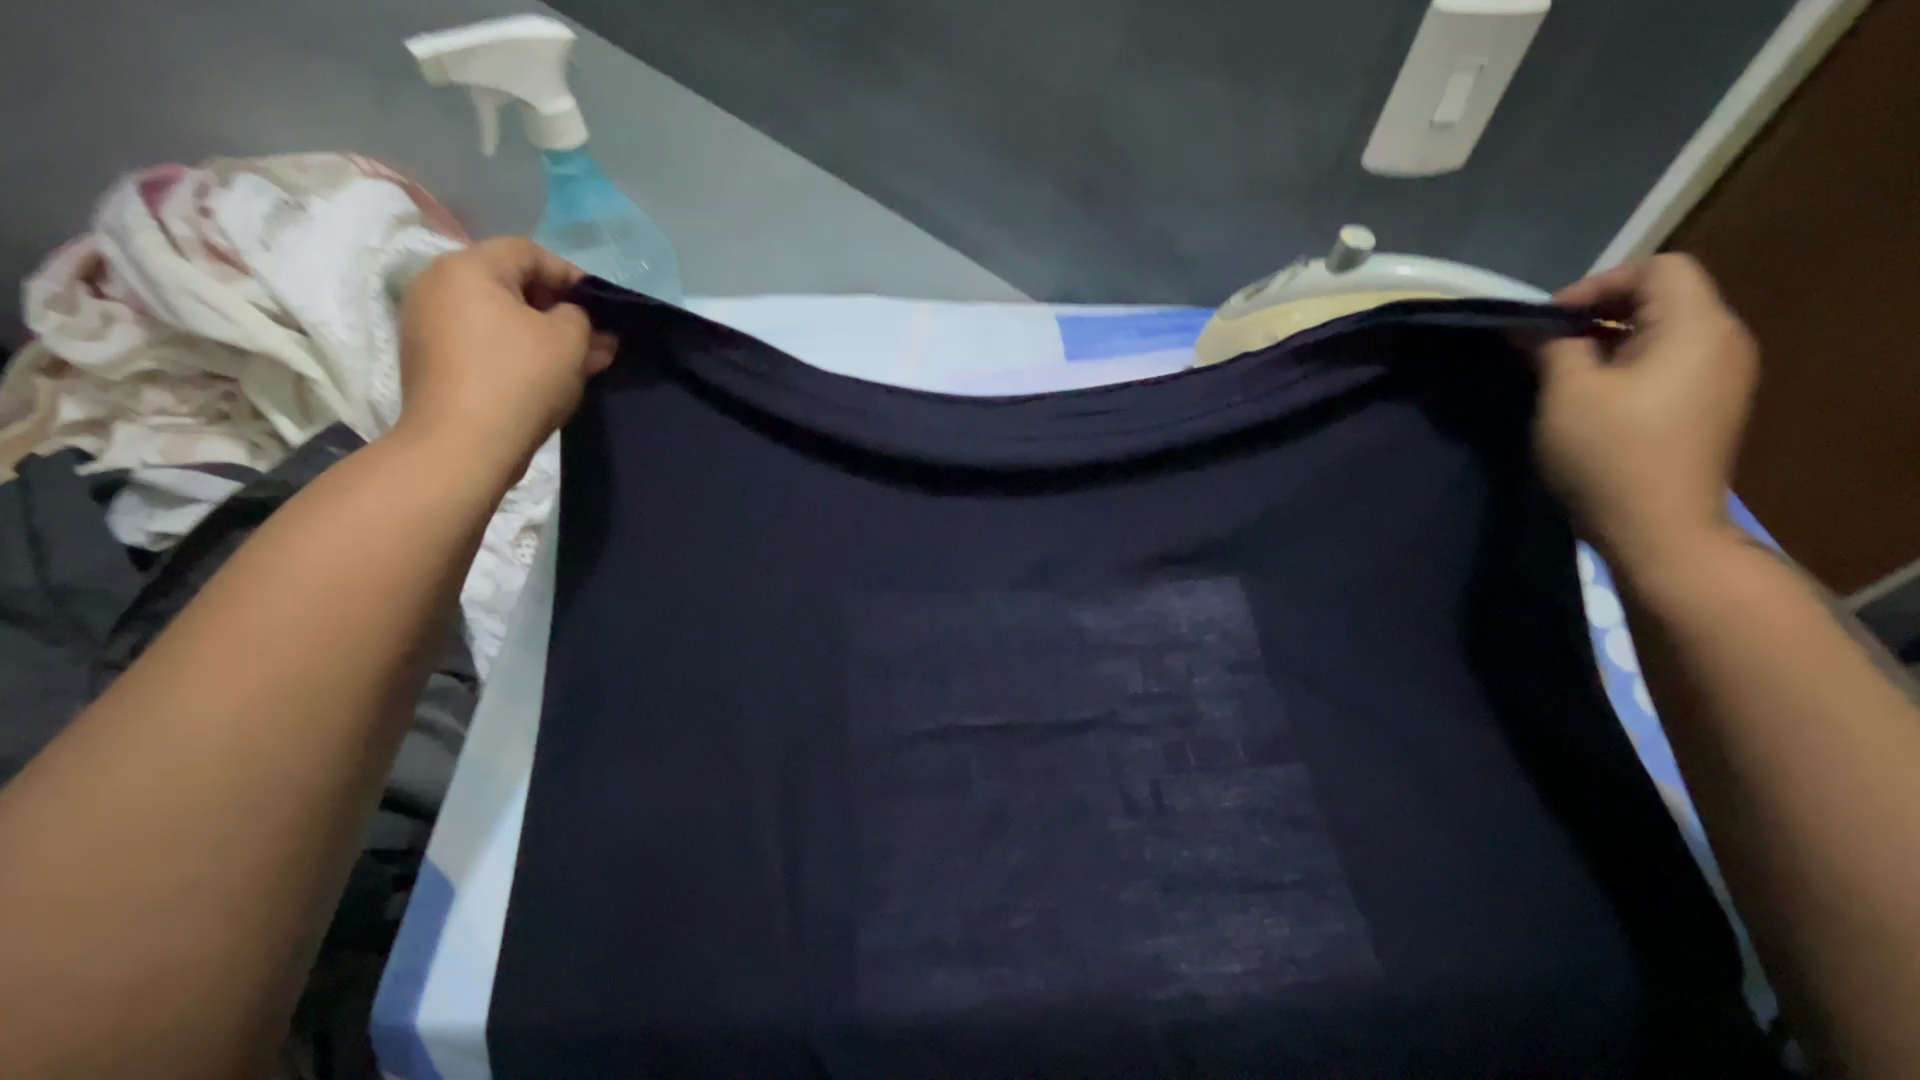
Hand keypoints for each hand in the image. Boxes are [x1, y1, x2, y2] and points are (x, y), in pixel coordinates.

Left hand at [395, 237, 615, 473]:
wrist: (461, 447)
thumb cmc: (518, 379)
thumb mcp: (568, 339)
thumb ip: (581, 316)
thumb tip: (577, 318)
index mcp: (466, 267)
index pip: (528, 252)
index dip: (571, 275)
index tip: (602, 307)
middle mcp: (437, 287)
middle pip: (511, 285)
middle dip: (560, 311)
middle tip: (597, 339)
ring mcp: (428, 326)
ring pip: (500, 320)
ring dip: (544, 336)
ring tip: (583, 363)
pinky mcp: (431, 363)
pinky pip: (484, 345)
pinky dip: (517, 353)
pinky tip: (550, 377)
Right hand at [1533, 254, 1758, 566]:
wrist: (1660, 530)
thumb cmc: (1610, 454)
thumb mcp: (1567, 393)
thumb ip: (1552, 347)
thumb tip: (1534, 328)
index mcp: (1697, 327)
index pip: (1657, 268)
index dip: (1598, 283)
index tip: (1550, 320)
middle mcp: (1724, 342)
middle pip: (1666, 297)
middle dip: (1601, 311)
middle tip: (1549, 342)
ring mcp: (1725, 376)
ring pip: (1666, 331)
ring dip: (1613, 339)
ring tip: (1565, 368)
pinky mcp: (1714, 406)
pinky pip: (1672, 362)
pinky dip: (1632, 363)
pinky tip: (1595, 394)